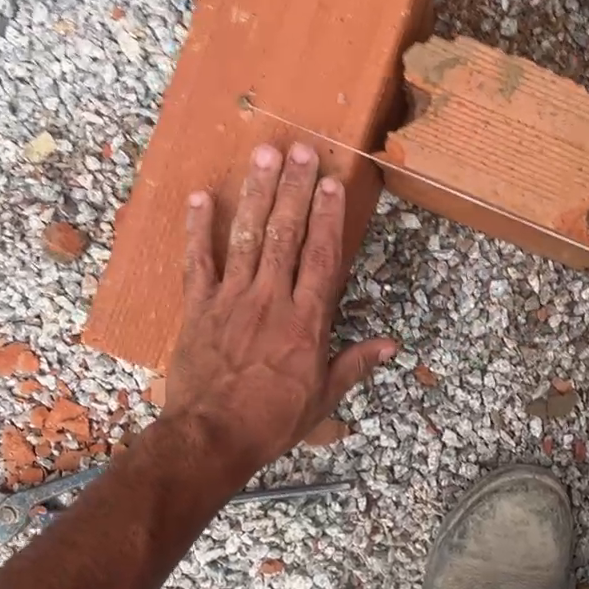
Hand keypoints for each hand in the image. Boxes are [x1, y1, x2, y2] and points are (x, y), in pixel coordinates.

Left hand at [155, 143, 395, 480]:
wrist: (213, 437)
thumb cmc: (273, 421)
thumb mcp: (324, 398)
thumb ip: (355, 364)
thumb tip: (391, 345)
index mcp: (306, 323)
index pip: (321, 258)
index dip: (327, 218)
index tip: (331, 183)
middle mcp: (271, 301)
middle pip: (286, 236)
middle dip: (294, 190)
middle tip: (301, 151)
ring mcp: (232, 301)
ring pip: (247, 238)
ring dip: (256, 195)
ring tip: (264, 156)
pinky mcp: (198, 309)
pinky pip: (197, 262)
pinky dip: (198, 230)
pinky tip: (201, 197)